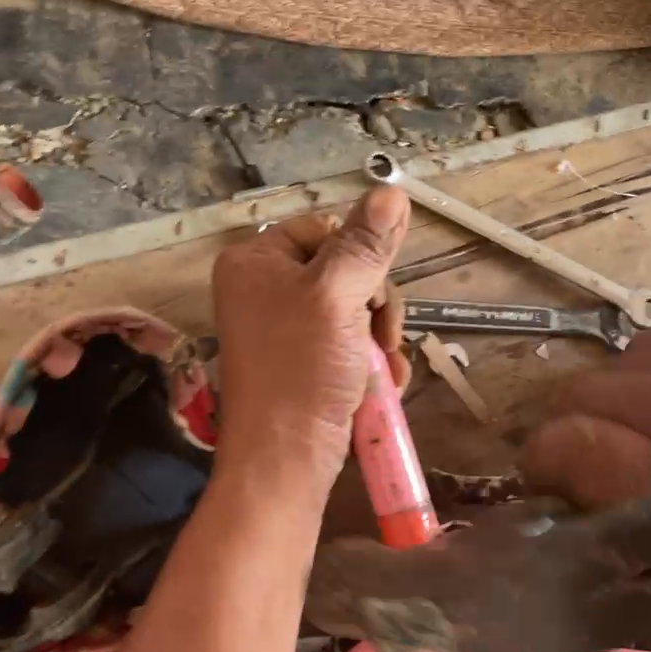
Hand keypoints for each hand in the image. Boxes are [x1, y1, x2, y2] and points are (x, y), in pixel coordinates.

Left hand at [211, 186, 410, 486]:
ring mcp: (287, 328)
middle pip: (348, 268)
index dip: (360, 258)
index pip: (327, 228)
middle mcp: (268, 288)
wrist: (286, 459)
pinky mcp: (307, 361)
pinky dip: (374, 362)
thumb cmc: (301, 372)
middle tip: (382, 340)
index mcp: (258, 261)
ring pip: (358, 308)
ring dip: (381, 339)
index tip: (371, 298)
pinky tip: (384, 384)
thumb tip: (392, 191)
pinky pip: (352, 342)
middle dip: (376, 306)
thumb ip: (365, 245)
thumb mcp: (336, 299)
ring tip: (384, 370)